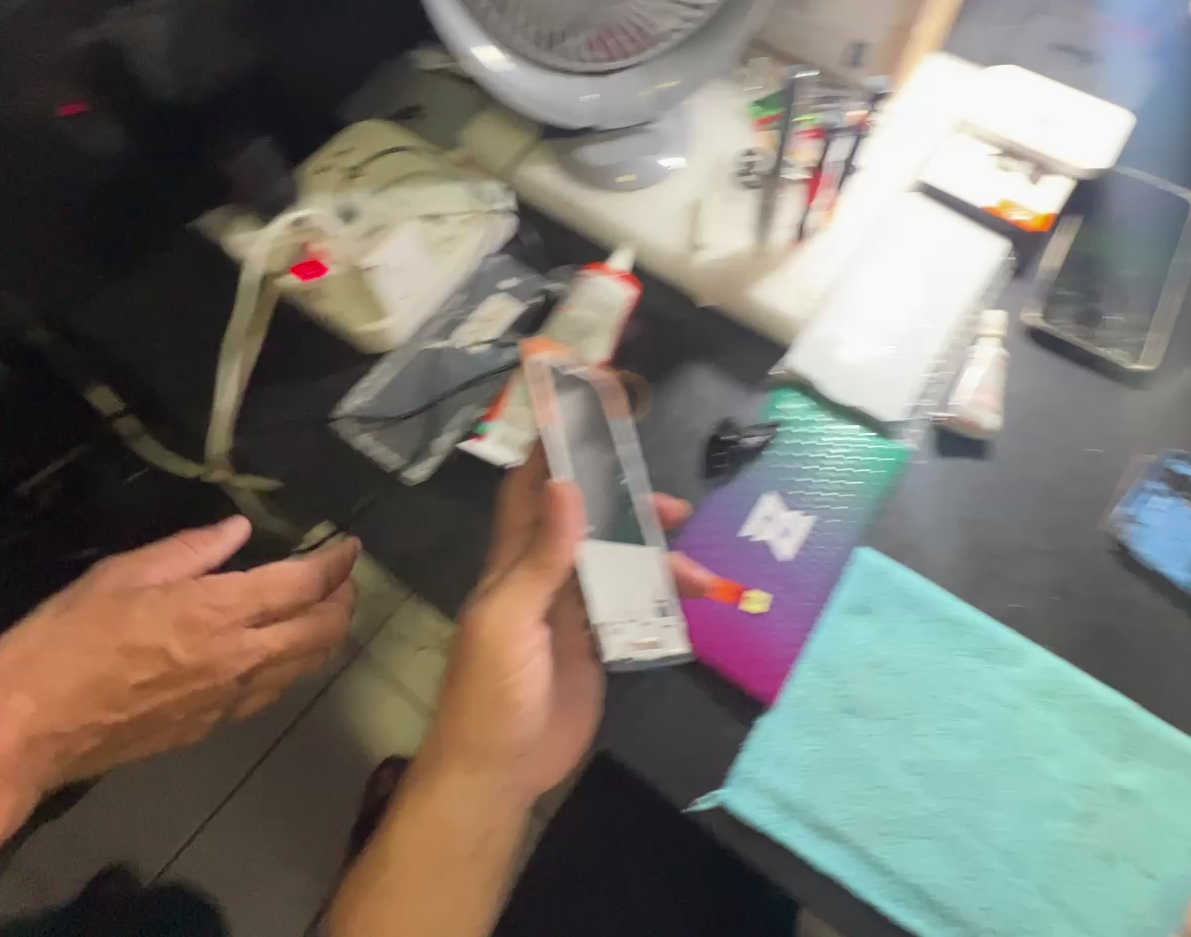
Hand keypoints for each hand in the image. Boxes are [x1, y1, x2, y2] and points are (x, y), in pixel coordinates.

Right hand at [0, 515, 359, 793]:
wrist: (17, 737)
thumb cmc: (61, 644)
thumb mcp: (120, 576)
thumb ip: (190, 550)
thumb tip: (239, 529)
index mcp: (218, 612)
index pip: (305, 584)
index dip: (337, 563)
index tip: (350, 546)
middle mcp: (241, 656)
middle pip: (324, 629)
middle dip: (345, 599)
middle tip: (344, 579)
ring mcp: (232, 697)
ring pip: (309, 664)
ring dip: (329, 633)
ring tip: (326, 609)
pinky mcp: (214, 726)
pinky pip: (276, 690)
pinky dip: (297, 664)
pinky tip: (286, 649)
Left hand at [420, 453, 716, 802]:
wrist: (500, 772)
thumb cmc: (490, 694)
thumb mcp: (509, 621)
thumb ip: (540, 558)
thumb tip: (569, 487)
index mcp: (515, 561)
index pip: (532, 489)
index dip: (555, 453)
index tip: (589, 418)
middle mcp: (545, 574)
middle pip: (591, 522)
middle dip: (629, 506)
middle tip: (673, 506)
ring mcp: (573, 608)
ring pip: (620, 563)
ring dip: (658, 558)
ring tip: (700, 572)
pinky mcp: (597, 641)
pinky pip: (634, 604)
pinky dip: (662, 597)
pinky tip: (693, 601)